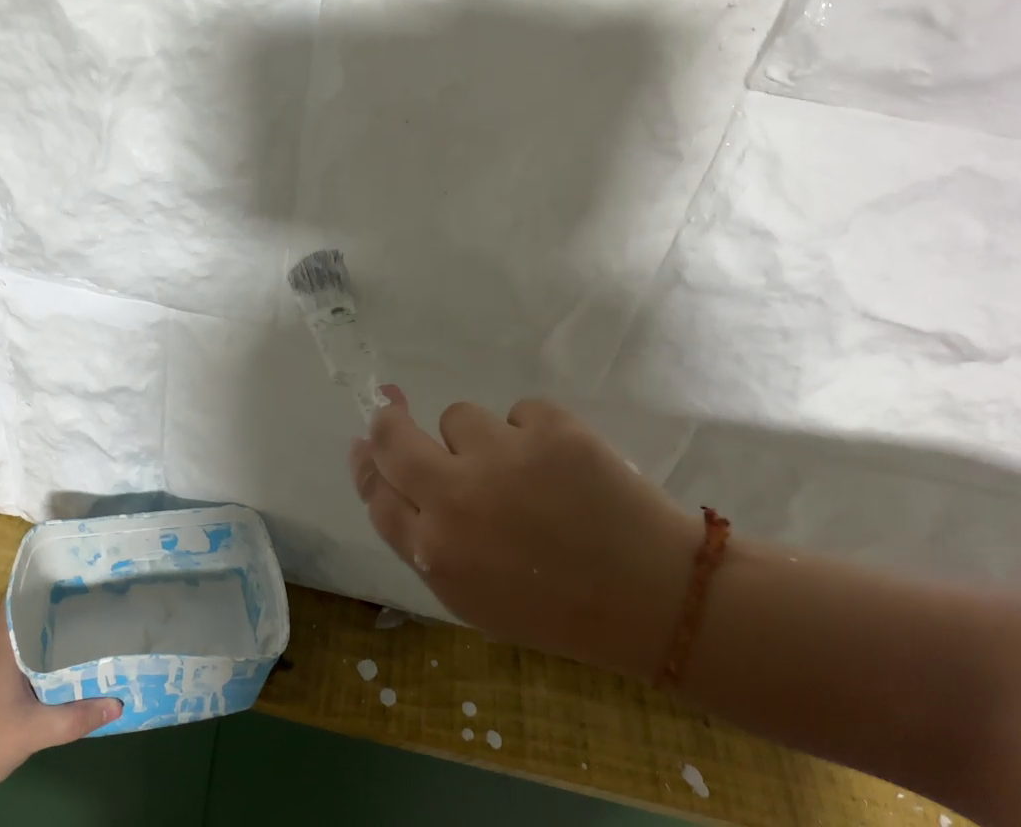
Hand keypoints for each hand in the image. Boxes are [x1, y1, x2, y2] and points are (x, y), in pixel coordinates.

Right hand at [349, 386, 699, 679]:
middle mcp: (457, 498)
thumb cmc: (555, 607)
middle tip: (399, 418)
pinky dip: (534, 434)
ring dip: (478, 439)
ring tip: (520, 470)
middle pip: (392, 437)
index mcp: (436, 552)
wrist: (653, 597)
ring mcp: (504, 456)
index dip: (367, 465)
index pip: (376, 492)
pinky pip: (519, 411)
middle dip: (390, 424)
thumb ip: (423, 542)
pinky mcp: (551, 428)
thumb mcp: (471, 596)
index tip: (367, 447)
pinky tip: (562, 467)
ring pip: (459, 416)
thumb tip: (386, 480)